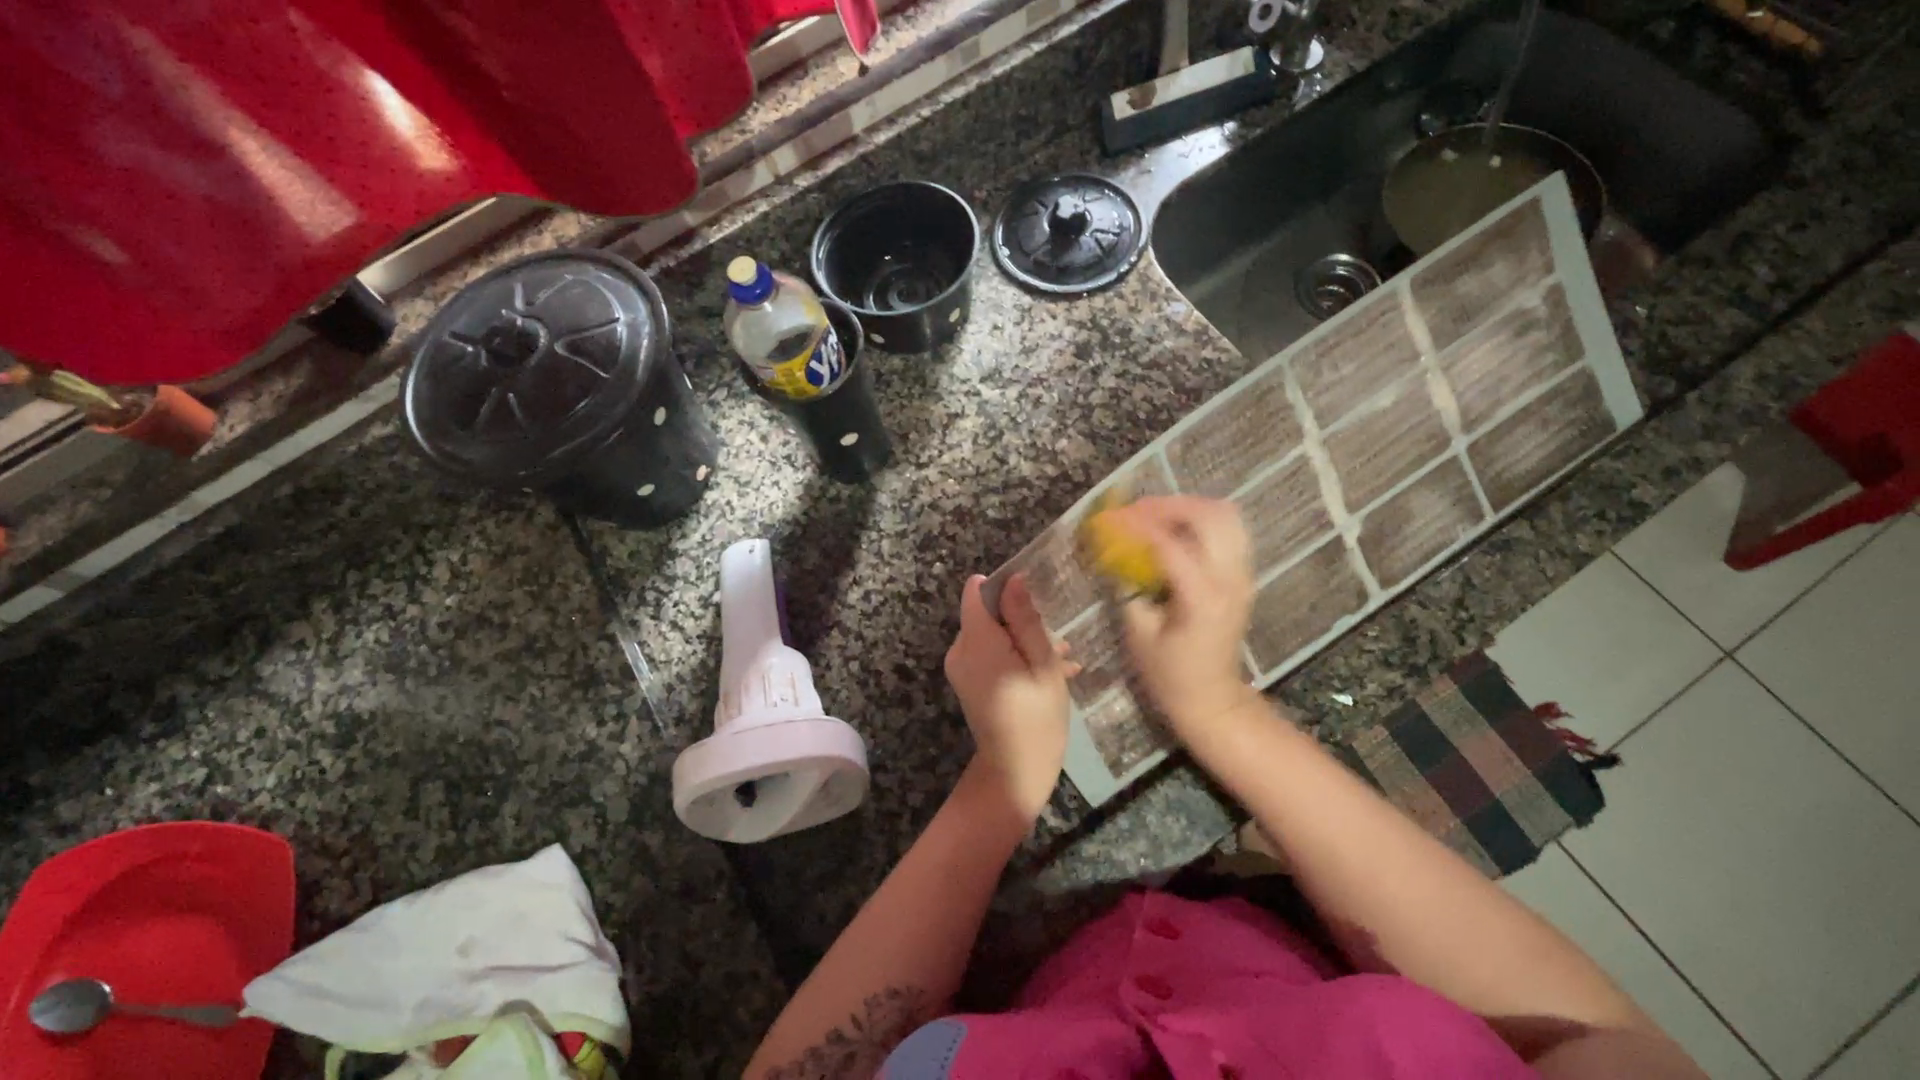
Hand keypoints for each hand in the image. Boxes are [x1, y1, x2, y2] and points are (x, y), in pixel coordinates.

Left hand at [943, 573, 1071, 820]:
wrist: (1015, 773)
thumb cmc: (1038, 718)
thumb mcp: (1043, 665)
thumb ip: (1026, 620)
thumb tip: (1014, 579)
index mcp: (976, 642)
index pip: (976, 591)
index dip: (1005, 587)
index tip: (1035, 600)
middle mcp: (960, 650)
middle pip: (986, 614)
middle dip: (1021, 620)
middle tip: (1059, 642)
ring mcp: (960, 667)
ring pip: (992, 634)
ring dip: (1023, 641)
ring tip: (1062, 661)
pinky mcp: (967, 680)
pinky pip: (989, 654)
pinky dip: (1014, 657)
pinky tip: (1049, 673)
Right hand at [1109, 496, 1259, 733]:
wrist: (1212, 699)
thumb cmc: (1170, 675)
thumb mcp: (1139, 634)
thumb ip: (1129, 588)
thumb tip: (1113, 553)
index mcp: (1202, 597)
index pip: (1169, 544)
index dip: (1137, 525)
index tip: (1110, 518)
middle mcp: (1230, 579)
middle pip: (1208, 516)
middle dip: (1168, 505)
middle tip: (1136, 510)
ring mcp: (1243, 576)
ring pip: (1226, 516)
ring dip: (1189, 507)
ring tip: (1156, 513)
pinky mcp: (1244, 576)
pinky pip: (1230, 531)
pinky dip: (1203, 520)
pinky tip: (1177, 529)